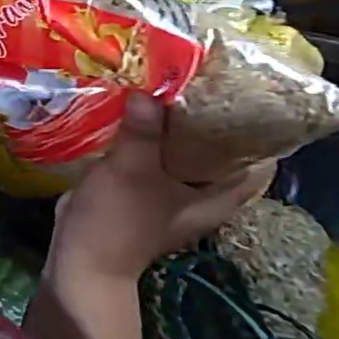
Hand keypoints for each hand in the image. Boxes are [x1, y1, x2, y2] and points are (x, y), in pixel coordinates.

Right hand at [47, 94, 274, 284]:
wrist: (80, 258)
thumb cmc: (118, 221)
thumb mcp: (131, 171)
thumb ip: (142, 132)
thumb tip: (147, 92)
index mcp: (216, 197)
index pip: (257, 161)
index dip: (257, 129)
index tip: (248, 95)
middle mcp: (200, 193)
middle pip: (218, 149)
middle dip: (209, 116)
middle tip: (201, 80)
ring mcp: (169, 191)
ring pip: (182, 150)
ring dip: (173, 125)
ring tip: (167, 88)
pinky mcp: (141, 188)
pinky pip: (153, 156)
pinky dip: (147, 137)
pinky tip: (135, 112)